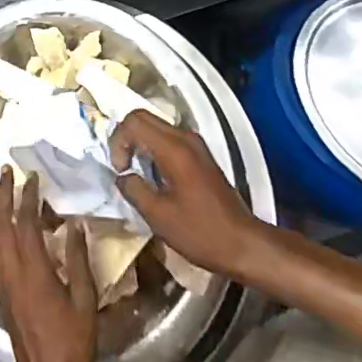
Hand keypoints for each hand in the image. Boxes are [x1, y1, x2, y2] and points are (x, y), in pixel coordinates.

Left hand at [0, 167, 96, 361]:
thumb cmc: (73, 338)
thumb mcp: (85, 299)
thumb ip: (79, 259)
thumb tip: (75, 223)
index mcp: (34, 271)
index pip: (25, 223)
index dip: (27, 196)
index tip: (32, 176)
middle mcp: (12, 273)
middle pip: (0, 225)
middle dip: (1, 195)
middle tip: (5, 171)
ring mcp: (2, 284)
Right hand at [109, 111, 262, 275]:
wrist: (243, 244)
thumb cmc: (200, 232)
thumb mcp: (159, 216)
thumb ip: (134, 190)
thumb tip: (122, 177)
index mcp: (173, 148)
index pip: (134, 122)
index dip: (118, 141)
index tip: (120, 170)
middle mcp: (184, 137)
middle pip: (143, 117)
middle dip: (125, 137)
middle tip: (122, 167)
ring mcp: (194, 143)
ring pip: (156, 125)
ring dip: (140, 141)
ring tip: (136, 172)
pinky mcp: (200, 154)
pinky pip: (168, 137)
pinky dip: (153, 147)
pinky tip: (154, 175)